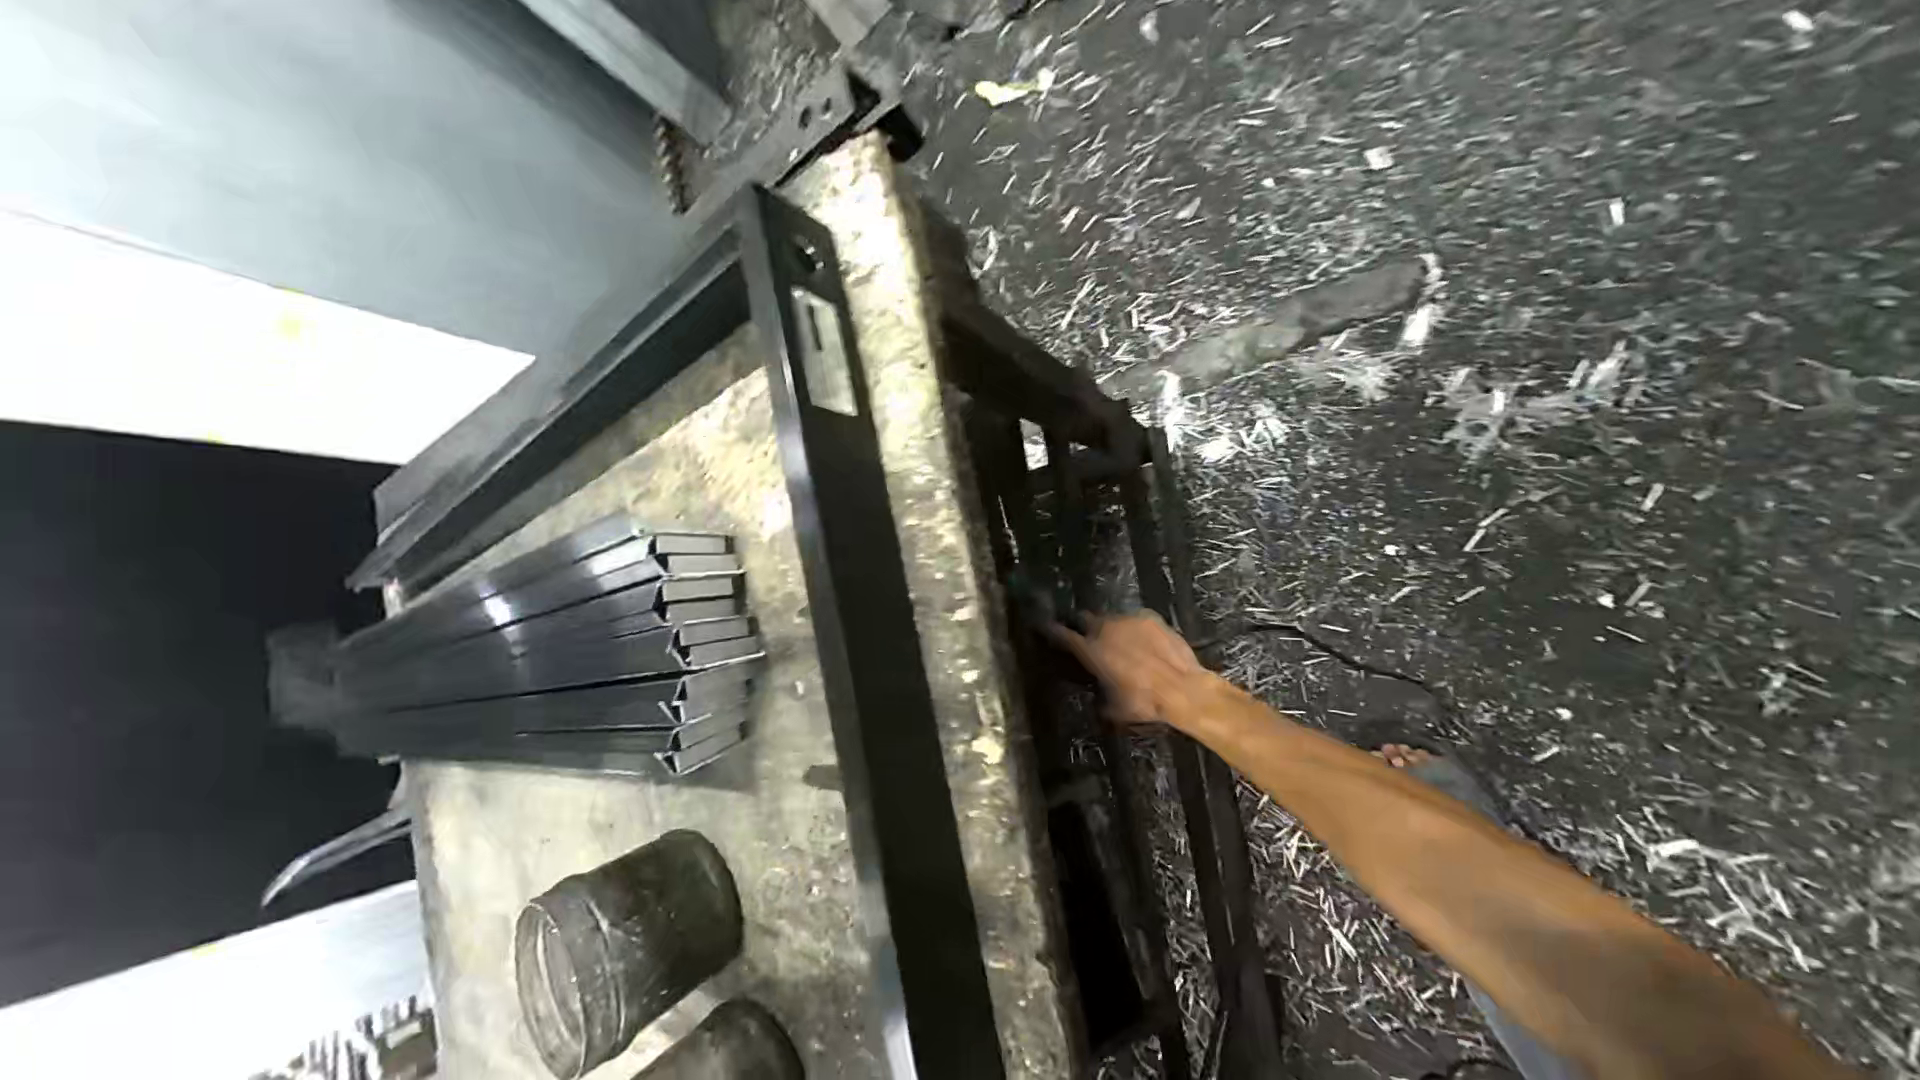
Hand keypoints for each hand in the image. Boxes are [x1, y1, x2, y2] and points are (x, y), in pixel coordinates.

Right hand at [1046, 611, 1210, 725]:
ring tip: (1120, 642)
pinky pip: (1134, 619)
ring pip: (1110, 618)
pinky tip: (1143, 641)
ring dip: (1110, 628)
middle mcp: (1105, 629)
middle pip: (1084, 618)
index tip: (1044, 627)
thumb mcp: (1115, 709)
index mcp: (1091, 650)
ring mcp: (1128, 620)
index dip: (1051, 630)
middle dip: (1082, 626)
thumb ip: (1100, 697)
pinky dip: (1133, 628)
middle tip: (1087, 638)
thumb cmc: (1145, 702)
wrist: (1184, 689)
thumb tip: (1098, 698)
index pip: (1061, 634)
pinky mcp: (1150, 617)